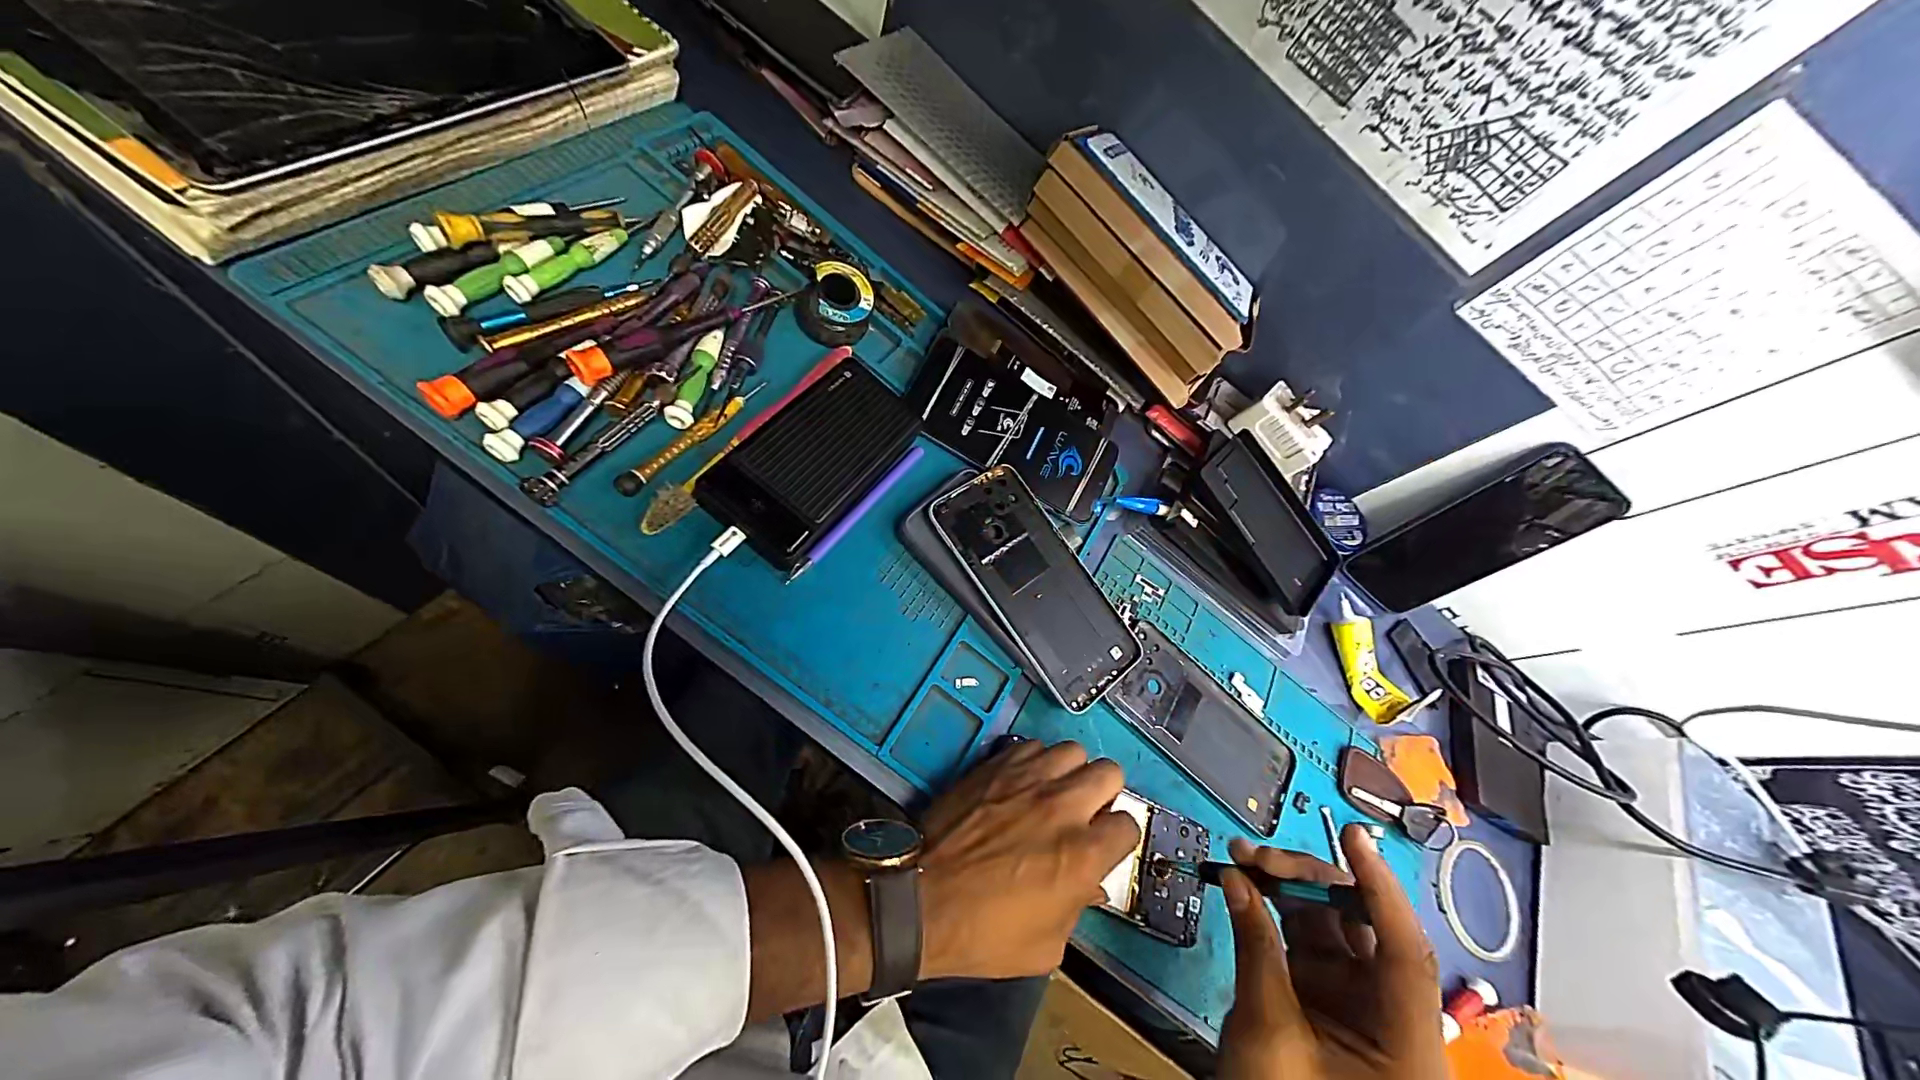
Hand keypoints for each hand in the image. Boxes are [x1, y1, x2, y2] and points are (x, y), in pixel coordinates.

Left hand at [914, 740, 1140, 980]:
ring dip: (1070, 771)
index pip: (1128, 825)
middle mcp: (1062, 807)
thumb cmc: (984, 934)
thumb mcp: (1047, 946)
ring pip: (1072, 750)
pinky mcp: (995, 766)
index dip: (1117, 838)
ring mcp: (1026, 780)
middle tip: (1085, 812)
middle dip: (1104, 793)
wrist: (920, 900)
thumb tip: (1089, 884)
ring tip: (1054, 791)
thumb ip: (1078, 908)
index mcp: (1082, 854)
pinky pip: (1031, 746)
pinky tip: (1022, 782)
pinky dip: (1034, 761)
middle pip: (1109, 773)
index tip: (1103, 846)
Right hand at [1216, 826, 1445, 1079]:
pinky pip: (1304, 939)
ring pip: (1330, 924)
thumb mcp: (1268, 1032)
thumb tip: (1237, 880)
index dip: (1380, 887)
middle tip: (1256, 855)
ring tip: (1242, 860)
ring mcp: (1354, 1002)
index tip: (1355, 836)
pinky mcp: (1323, 995)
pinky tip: (1245, 886)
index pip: (1404, 947)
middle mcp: (1388, 1012)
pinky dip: (1274, 910)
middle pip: (1361, 924)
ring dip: (1286, 887)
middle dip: (1308, 879)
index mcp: (1405, 1041)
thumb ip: (1255, 950)